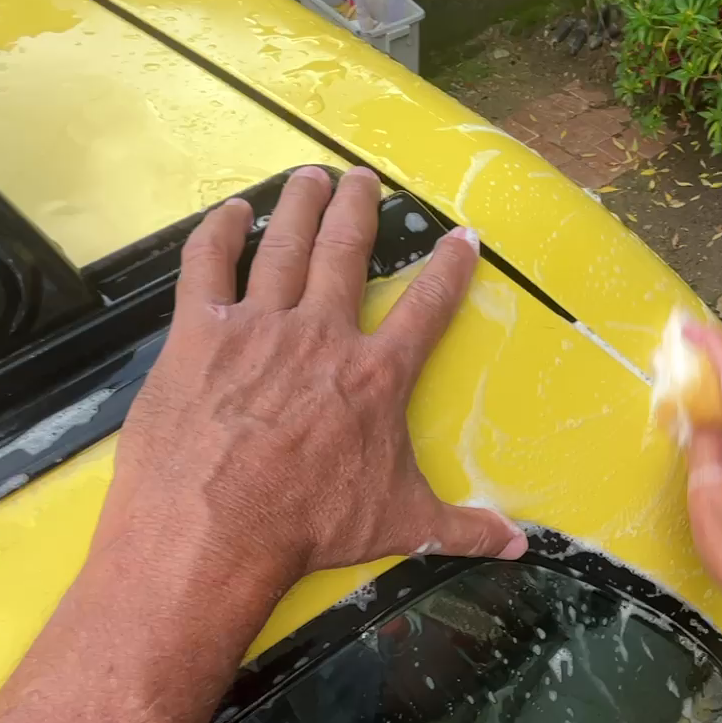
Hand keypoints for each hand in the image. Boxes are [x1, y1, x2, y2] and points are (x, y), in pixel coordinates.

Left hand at [95, 165, 524, 592]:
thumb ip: (465, 530)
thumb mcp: (403, 525)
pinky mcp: (200, 333)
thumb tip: (521, 547)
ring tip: (312, 175)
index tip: (462, 238)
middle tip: (366, 178)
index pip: (427, 309)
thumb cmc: (316, 525)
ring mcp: (259, 326)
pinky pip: (208, 265)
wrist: (216, 529)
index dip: (450, 270)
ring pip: (285, 246)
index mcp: (377, 375)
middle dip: (361, 211)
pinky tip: (233, 212)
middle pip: (348, 254)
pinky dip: (221, 232)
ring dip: (302, 205)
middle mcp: (323, 334)